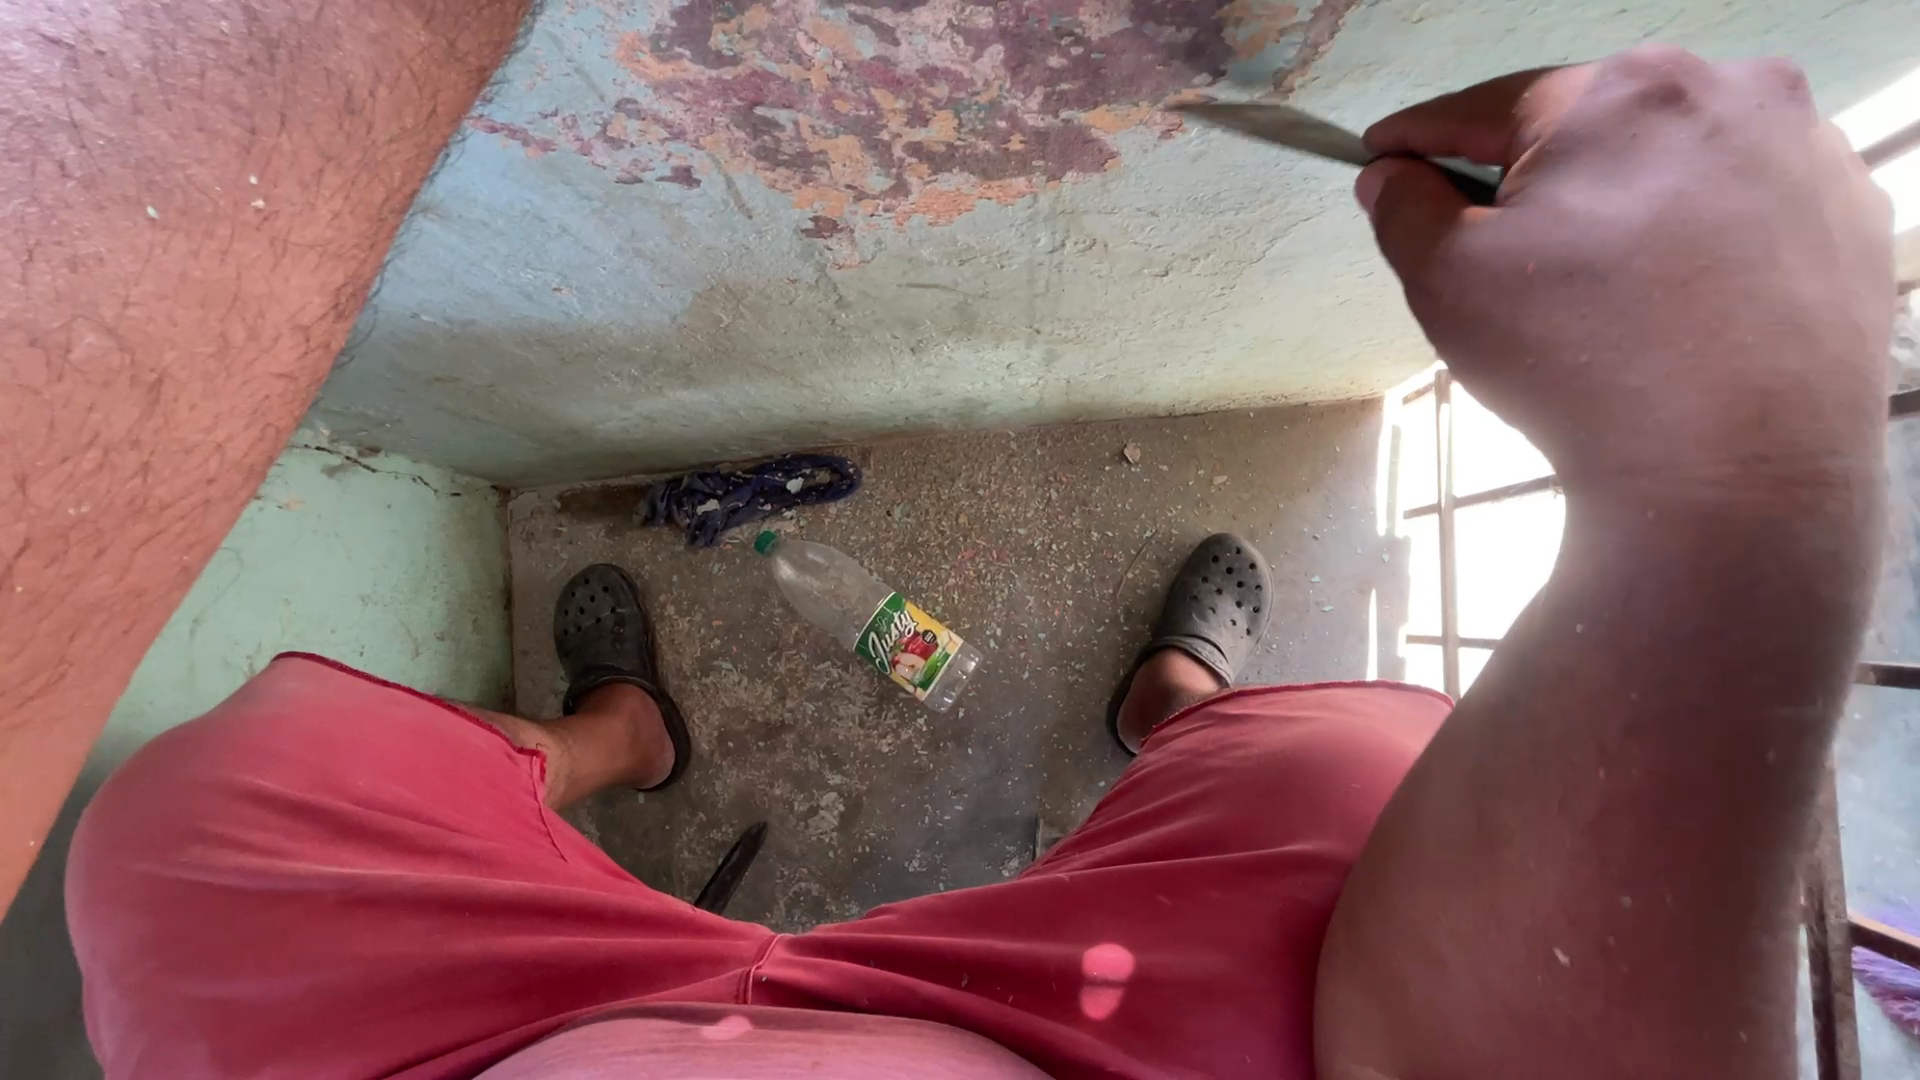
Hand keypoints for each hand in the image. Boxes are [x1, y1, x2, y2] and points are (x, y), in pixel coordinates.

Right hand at [1358, 46, 1893, 507]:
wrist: (1726, 457)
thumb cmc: (1566, 349)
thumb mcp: (1444, 277)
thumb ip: (1404, 210)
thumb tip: (1388, 175)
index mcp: (1616, 95)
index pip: (1484, 105)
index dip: (1417, 134)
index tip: (1379, 153)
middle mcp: (1729, 90)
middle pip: (1578, 130)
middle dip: (1515, 179)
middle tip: (1478, 248)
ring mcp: (1805, 147)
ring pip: (1656, 164)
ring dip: (1597, 204)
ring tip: (1571, 287)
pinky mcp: (1845, 213)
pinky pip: (1726, 203)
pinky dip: (1672, 235)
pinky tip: (1648, 298)